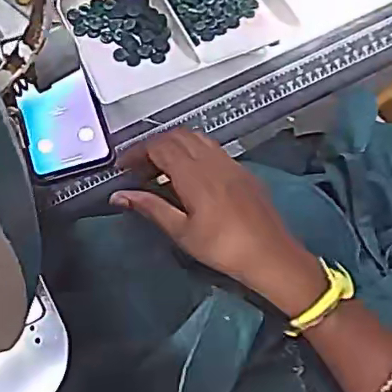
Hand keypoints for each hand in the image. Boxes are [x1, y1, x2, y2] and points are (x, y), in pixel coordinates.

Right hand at [111, 129, 325, 314]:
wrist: (271, 255)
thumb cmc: (223, 248)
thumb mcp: (181, 232)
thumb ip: (150, 208)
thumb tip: (120, 196)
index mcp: (195, 175)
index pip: (160, 147)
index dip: (137, 152)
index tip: (123, 166)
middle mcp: (213, 162)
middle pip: (177, 136)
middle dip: (153, 146)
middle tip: (138, 167)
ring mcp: (230, 164)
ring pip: (196, 138)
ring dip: (173, 146)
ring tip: (160, 169)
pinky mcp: (242, 171)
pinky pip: (212, 148)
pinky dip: (192, 151)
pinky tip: (188, 175)